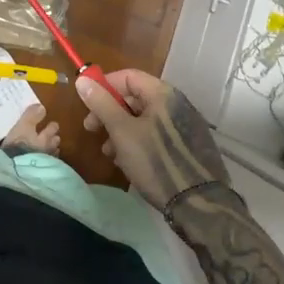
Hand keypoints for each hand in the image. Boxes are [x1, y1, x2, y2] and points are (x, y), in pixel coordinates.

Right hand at [79, 69, 229, 211]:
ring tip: (109, 152)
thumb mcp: (122, 132)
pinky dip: (138, 142)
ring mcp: (185, 127)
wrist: (201, 207)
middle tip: (92, 129)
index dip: (105, 85)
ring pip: (144, 119)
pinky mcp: (189, 147)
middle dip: (110, 112)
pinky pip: (157, 135)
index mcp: (163, 95)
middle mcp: (177, 105)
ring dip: (121, 130)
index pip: (128, 76)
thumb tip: (82, 79)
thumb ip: (101, 103)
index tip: (88, 103)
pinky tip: (128, 161)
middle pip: (135, 98)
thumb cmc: (157, 163)